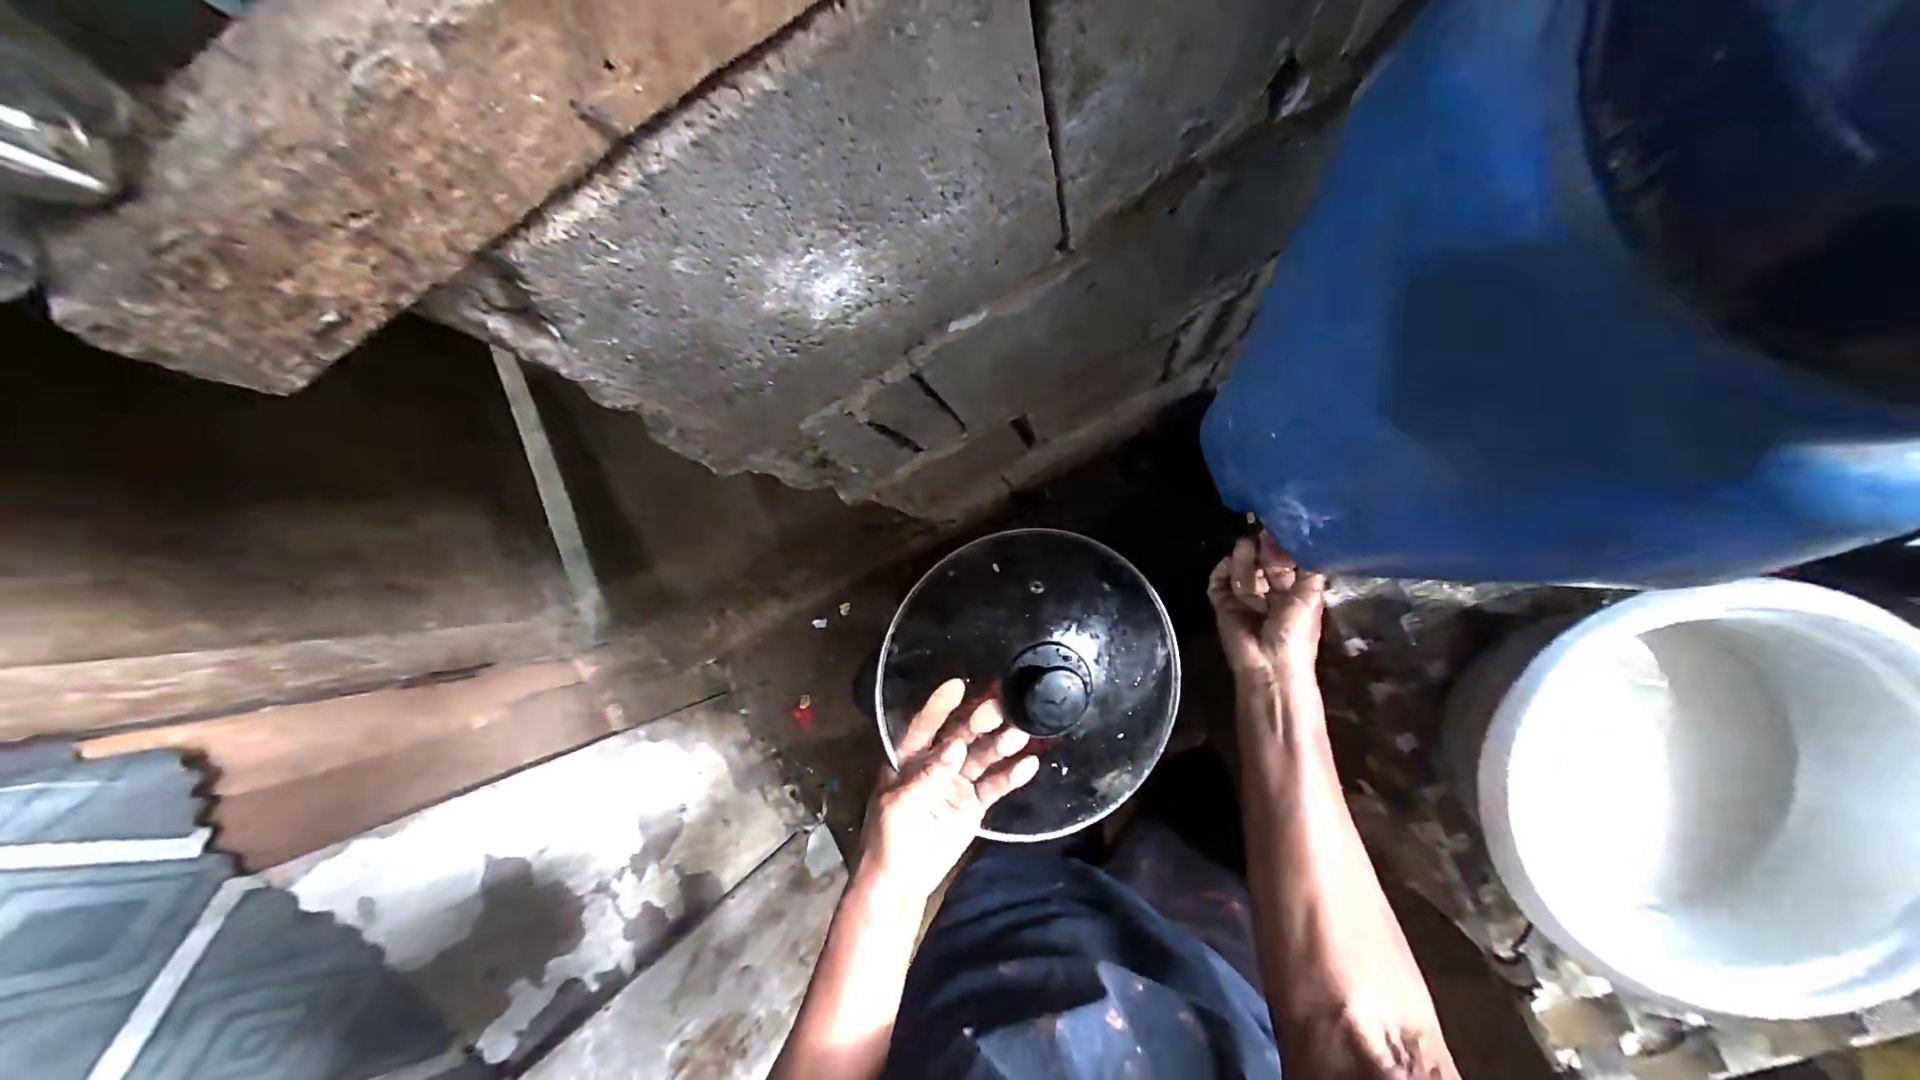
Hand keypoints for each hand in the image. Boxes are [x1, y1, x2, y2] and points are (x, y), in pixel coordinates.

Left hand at [860, 679, 1040, 902]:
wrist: (901, 881)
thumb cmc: (888, 838)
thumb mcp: (899, 806)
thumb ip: (927, 776)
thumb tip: (955, 747)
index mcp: (909, 758)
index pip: (924, 726)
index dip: (939, 706)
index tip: (957, 686)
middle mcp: (936, 763)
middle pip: (961, 735)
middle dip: (979, 719)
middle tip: (1001, 705)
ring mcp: (957, 782)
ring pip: (982, 757)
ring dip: (1000, 744)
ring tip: (1021, 732)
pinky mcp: (974, 803)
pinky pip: (994, 785)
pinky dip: (1011, 776)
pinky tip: (1029, 765)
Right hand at [1208, 531, 1326, 688]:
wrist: (1270, 664)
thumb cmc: (1296, 631)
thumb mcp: (1311, 595)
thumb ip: (1307, 565)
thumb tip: (1298, 537)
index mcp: (1293, 590)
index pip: (1284, 561)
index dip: (1280, 545)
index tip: (1277, 526)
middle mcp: (1268, 592)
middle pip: (1260, 562)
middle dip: (1260, 549)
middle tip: (1258, 534)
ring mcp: (1243, 598)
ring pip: (1241, 570)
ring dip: (1243, 559)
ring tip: (1245, 548)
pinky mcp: (1222, 604)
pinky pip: (1217, 583)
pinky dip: (1220, 572)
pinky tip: (1228, 565)